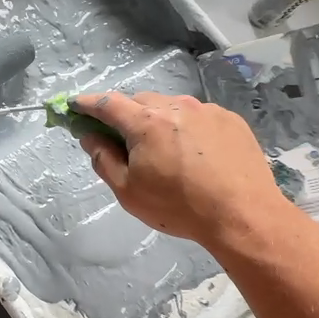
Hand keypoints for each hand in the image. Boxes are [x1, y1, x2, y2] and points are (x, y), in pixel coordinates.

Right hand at [74, 91, 293, 248]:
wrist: (243, 215)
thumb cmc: (179, 206)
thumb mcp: (128, 191)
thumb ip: (104, 159)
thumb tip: (90, 137)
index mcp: (145, 123)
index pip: (107, 103)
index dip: (87, 103)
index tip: (74, 106)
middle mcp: (176, 106)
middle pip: (140, 101)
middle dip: (125, 115)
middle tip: (122, 140)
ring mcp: (207, 111)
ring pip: (170, 107)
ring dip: (158, 120)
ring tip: (163, 150)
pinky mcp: (231, 120)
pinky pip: (198, 116)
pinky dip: (187, 127)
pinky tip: (194, 153)